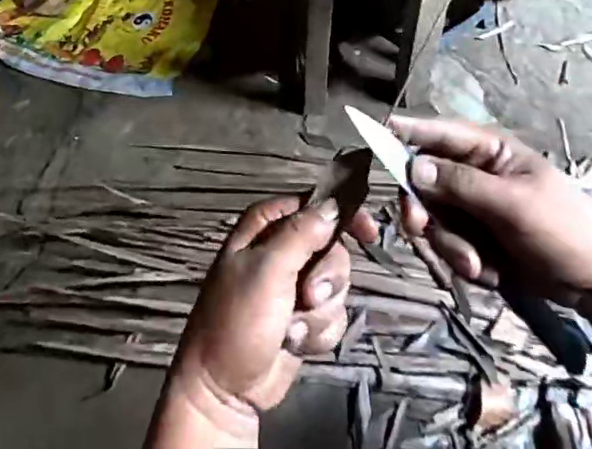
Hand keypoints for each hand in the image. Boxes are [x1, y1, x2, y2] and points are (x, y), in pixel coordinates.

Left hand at [153, 194, 378, 445]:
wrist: (223, 388)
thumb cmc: (237, 320)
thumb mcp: (267, 269)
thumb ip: (301, 233)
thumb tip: (333, 206)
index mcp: (267, 225)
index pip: (316, 204)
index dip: (344, 216)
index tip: (368, 234)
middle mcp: (282, 248)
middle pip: (333, 248)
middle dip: (328, 279)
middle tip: (308, 297)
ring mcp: (294, 284)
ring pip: (337, 285)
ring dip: (319, 313)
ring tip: (291, 329)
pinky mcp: (304, 316)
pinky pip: (333, 316)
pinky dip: (318, 333)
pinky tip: (294, 343)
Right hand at [390, 115, 591, 304]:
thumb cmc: (564, 228)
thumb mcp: (514, 204)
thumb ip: (461, 184)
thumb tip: (412, 166)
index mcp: (488, 150)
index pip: (439, 133)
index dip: (406, 130)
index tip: (374, 130)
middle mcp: (473, 173)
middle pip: (423, 182)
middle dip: (425, 212)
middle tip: (420, 229)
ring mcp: (472, 207)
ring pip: (432, 219)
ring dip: (449, 246)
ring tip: (480, 268)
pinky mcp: (474, 238)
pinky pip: (446, 245)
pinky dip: (461, 262)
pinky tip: (490, 274)